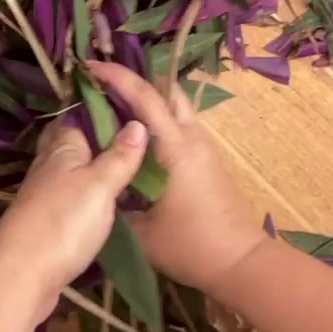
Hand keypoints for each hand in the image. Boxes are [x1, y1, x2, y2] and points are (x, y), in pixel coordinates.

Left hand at [0, 114, 148, 306]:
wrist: (22, 275)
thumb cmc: (63, 222)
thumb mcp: (99, 186)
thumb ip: (119, 156)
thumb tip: (138, 122)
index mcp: (62, 147)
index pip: (77, 113)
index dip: (97, 103)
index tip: (124, 96)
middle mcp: (49, 163)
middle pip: (70, 138)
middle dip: (93, 131)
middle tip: (126, 128)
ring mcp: (45, 191)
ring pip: (70, 165)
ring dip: (91, 160)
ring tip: (122, 158)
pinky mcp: (47, 217)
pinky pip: (70, 190)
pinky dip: (86, 186)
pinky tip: (103, 194)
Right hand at [86, 61, 263, 292]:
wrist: (242, 264)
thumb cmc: (193, 247)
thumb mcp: (142, 233)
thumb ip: (116, 201)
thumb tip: (94, 180)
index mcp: (175, 147)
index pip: (145, 96)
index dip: (116, 76)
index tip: (89, 67)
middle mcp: (191, 137)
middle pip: (166, 89)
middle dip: (135, 81)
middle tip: (103, 86)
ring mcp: (202, 146)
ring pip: (174, 105)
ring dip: (146, 100)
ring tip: (113, 110)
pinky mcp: (205, 159)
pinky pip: (177, 125)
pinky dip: (155, 120)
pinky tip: (134, 140)